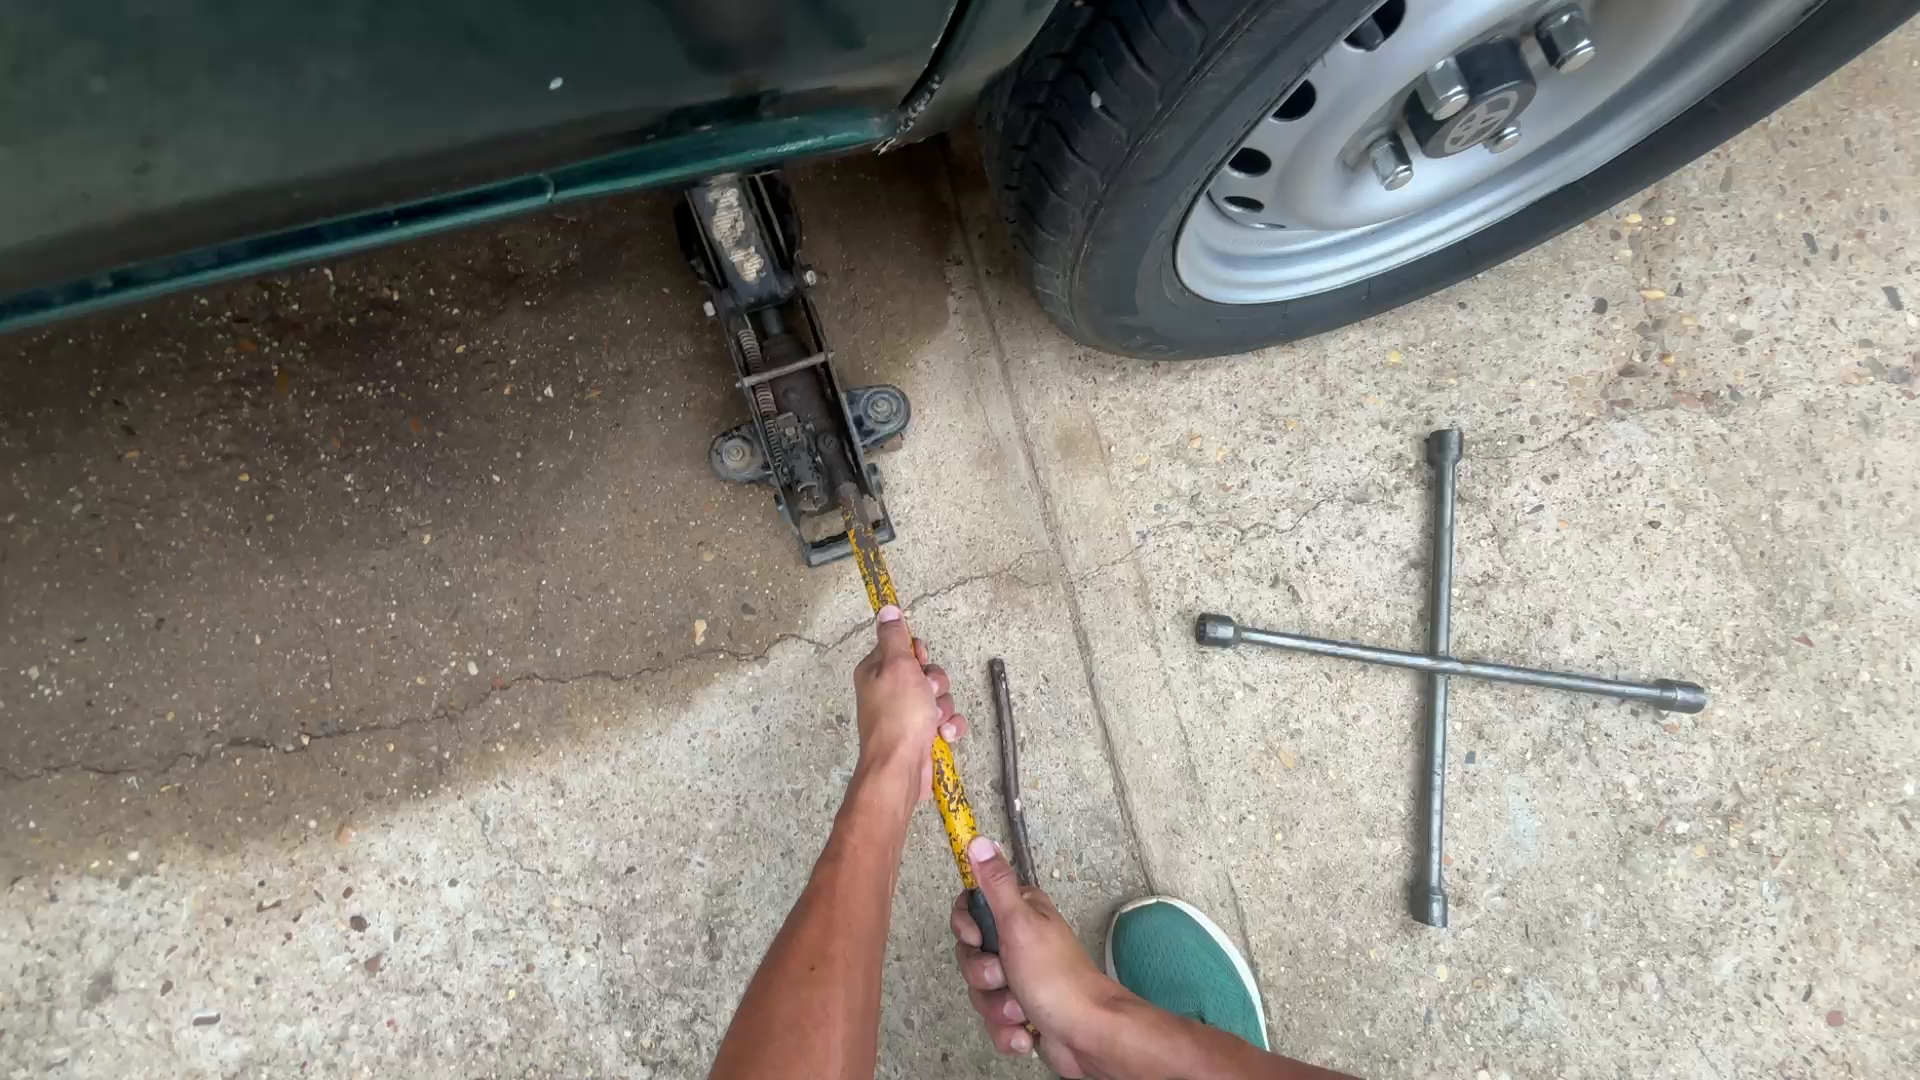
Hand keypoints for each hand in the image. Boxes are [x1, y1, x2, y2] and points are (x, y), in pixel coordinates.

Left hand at [853, 604, 964, 798]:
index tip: (919, 663)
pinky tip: (943, 735)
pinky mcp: (921, 733)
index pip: (902, 646)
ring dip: (943, 706)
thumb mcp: (897, 665)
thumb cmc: (898, 716)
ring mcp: (905, 713)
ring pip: (939, 696)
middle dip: (935, 682)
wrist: (901, 768)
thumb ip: (894, 636)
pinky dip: (948, 726)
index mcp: (876, 670)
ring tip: (934, 720)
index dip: (917, 654)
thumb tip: (887, 610)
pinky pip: (945, 720)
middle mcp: (889, 690)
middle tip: (928, 693)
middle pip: (926, 671)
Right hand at [951, 836, 1123, 1076]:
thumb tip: (979, 841)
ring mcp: (1017, 975)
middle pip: (970, 953)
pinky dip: (1006, 1030)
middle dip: (982, 975)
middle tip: (1004, 975)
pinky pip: (993, 1019)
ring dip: (996, 1007)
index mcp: (1019, 910)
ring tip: (1021, 1009)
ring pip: (979, 989)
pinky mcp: (1019, 1007)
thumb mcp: (1019, 923)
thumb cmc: (1057, 978)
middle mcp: (1017, 938)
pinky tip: (1026, 1031)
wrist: (1088, 1036)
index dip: (966, 926)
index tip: (976, 939)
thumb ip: (996, 883)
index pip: (971, 905)